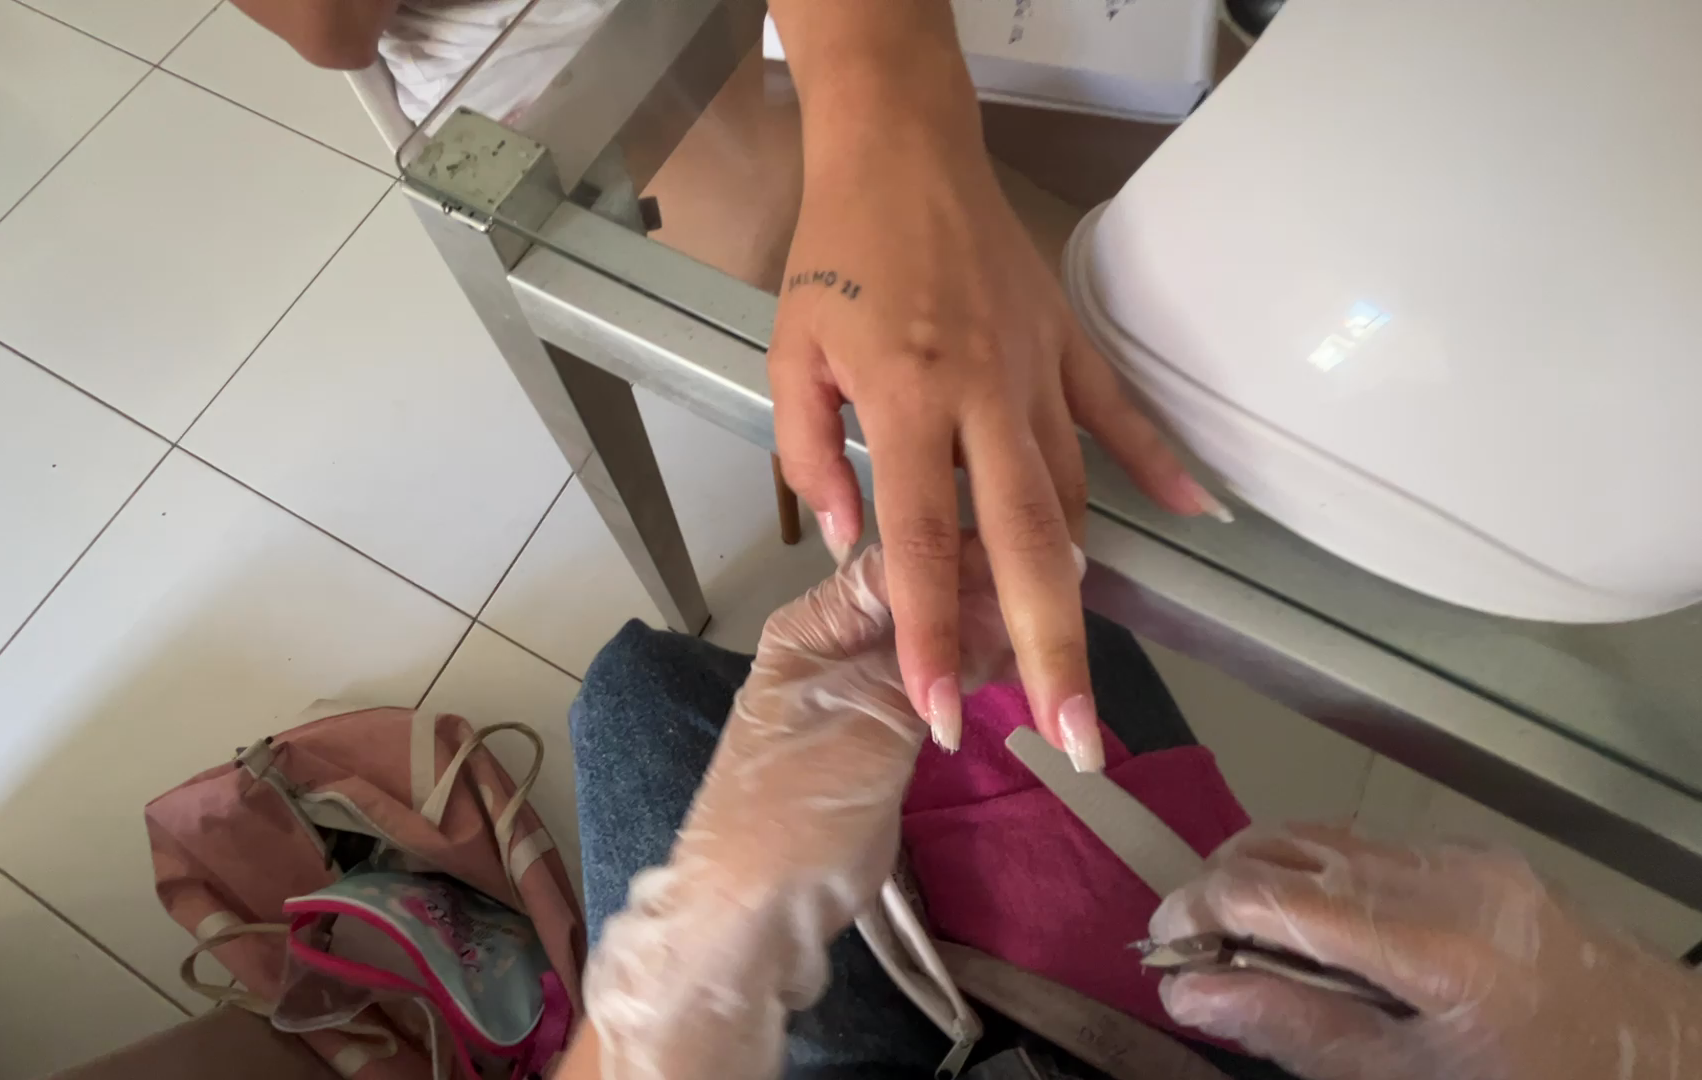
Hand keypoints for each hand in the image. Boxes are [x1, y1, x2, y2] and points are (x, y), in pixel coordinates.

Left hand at [583, 542, 1012, 1078]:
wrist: (760, 909)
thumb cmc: (798, 809)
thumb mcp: (864, 724)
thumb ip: (930, 665)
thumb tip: (1004, 607)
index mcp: (812, 623)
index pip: (896, 568)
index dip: (965, 562)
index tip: (1041, 562)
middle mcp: (835, 639)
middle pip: (921, 599)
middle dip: (985, 597)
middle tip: (1066, 596)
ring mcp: (860, 681)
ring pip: (936, 641)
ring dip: (989, 637)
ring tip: (1057, 634)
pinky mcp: (884, 723)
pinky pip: (937, 683)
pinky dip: (977, 677)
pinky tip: (1025, 671)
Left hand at [766, 23, 1219, 768]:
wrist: (899, 155)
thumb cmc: (832, 258)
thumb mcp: (789, 358)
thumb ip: (811, 453)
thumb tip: (849, 537)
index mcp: (904, 402)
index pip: (917, 543)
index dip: (929, 636)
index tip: (945, 711)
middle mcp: (983, 396)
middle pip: (1025, 542)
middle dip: (1047, 646)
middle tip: (1071, 733)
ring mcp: (1037, 369)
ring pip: (1067, 493)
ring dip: (1070, 579)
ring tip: (1071, 659)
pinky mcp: (1068, 344)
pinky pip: (1119, 414)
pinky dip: (1158, 463)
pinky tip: (1198, 514)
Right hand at [1151, 824, 1701, 1079]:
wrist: (1697, 1079)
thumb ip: (1293, 1031)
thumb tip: (1183, 995)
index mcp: (1433, 944)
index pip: (1265, 895)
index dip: (1194, 910)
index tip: (1160, 946)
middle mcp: (1439, 875)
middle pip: (1276, 847)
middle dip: (1213, 885)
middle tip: (1194, 942)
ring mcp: (1458, 856)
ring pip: (1309, 832)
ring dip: (1253, 869)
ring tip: (1239, 924)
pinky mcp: (1469, 854)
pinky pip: (1354, 841)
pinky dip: (1305, 866)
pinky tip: (1309, 914)